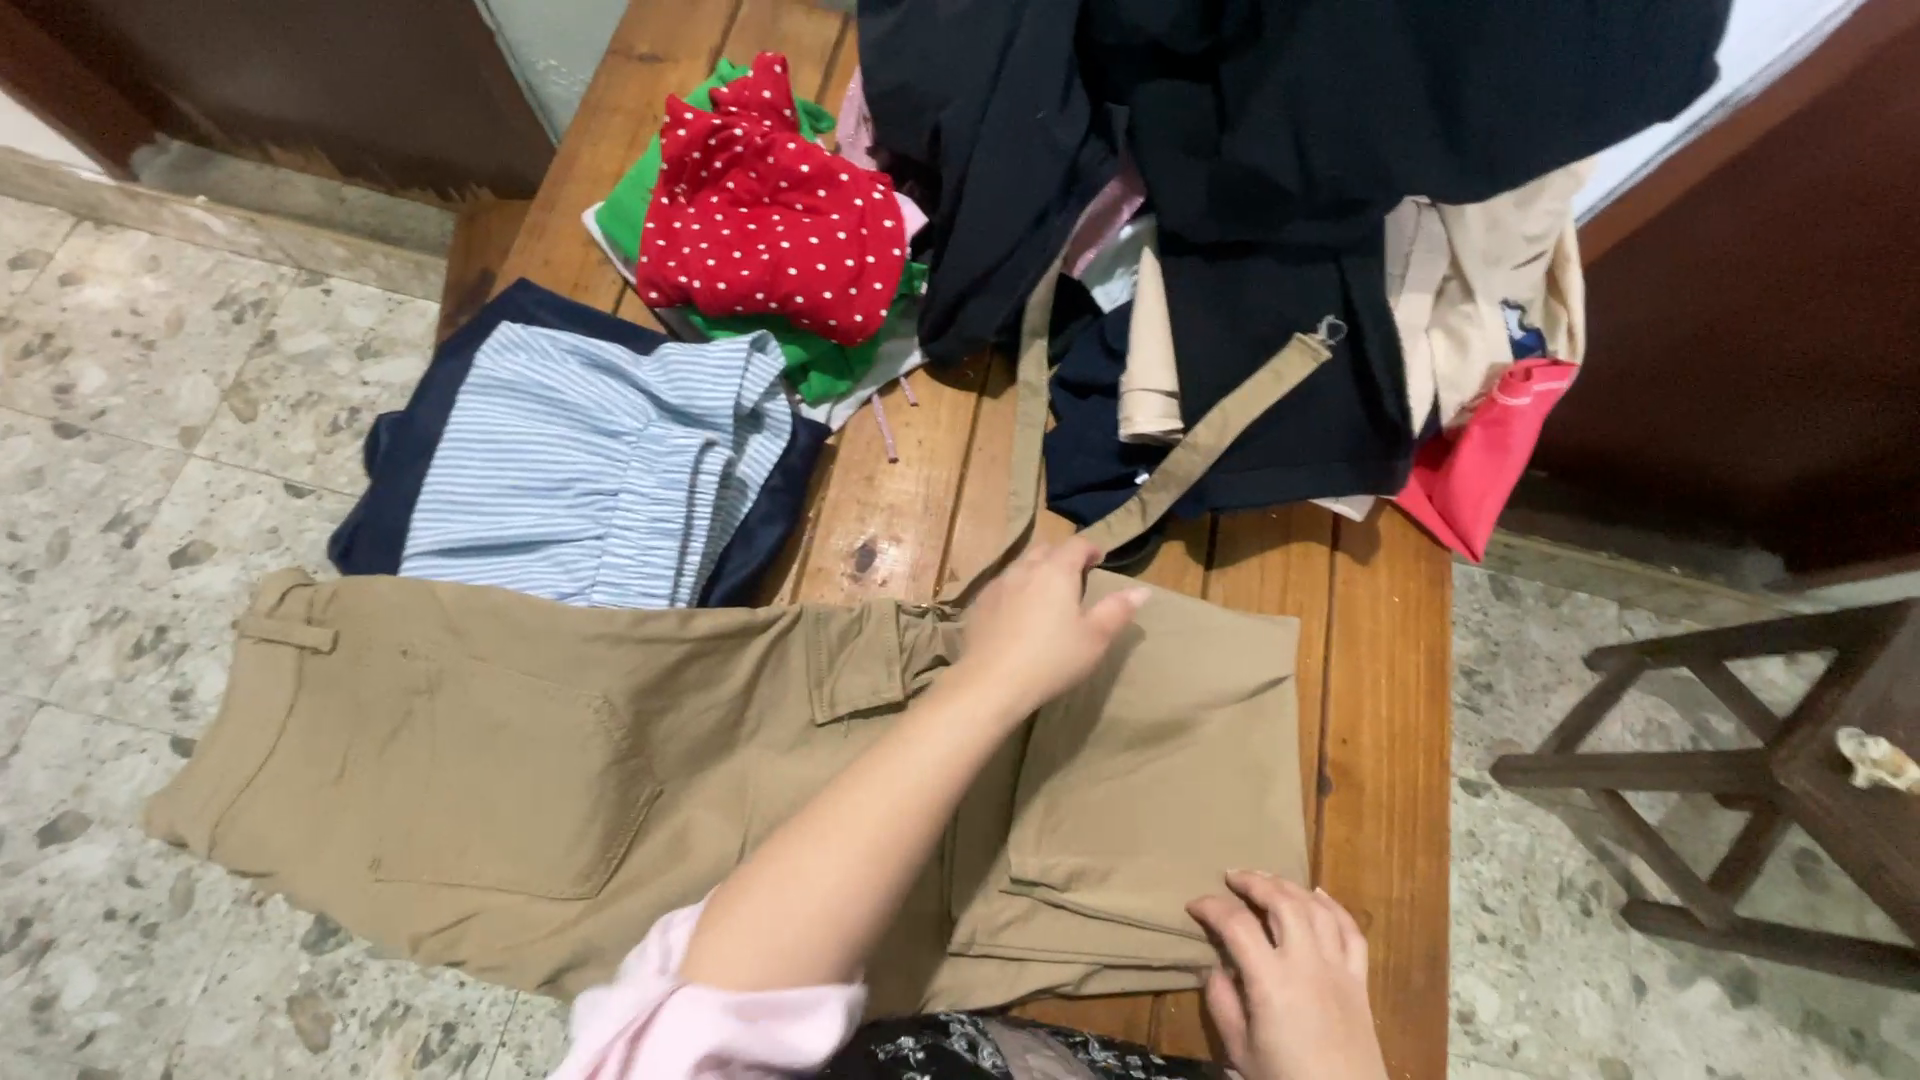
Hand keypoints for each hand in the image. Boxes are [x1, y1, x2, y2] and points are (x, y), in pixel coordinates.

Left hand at [950, 538, 1149, 718]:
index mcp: (1056, 571)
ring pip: (1020, 565)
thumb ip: (1117, 610)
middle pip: (1045, 549)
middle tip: (1074, 576)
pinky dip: (1015, 589)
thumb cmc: (1051, 659)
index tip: (1099, 560)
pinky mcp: (979, 604)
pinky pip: (1002, 585)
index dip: (1090, 548)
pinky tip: (1017, 612)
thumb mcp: (1094, 638)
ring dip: (1036, 570)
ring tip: (1046, 593)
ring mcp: (997, 585)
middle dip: (1061, 556)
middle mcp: (1024, 569)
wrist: (992, 682)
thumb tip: (1142, 590)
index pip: (1076, 544)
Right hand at [1186, 872, 1387, 1079]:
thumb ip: (1222, 1003)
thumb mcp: (1240, 1051)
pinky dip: (1333, 906)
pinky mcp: (1360, 983)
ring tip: (1267, 880)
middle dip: (1254, 882)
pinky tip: (1317, 895)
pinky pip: (1351, 933)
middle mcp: (1306, 965)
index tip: (1193, 906)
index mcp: (1271, 982)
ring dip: (1289, 887)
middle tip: (1231, 876)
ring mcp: (1338, 971)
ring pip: (1316, 909)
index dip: (1211, 907)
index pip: (1236, 924)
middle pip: (1282, 902)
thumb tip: (1218, 969)